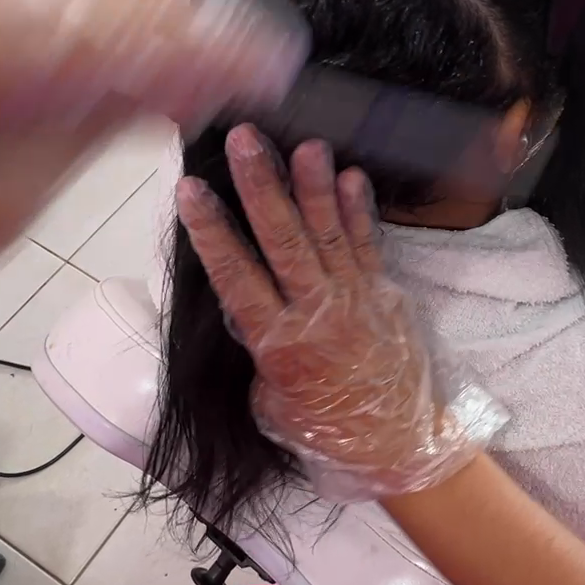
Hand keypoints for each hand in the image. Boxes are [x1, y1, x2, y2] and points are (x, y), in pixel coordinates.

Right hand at [174, 125, 504, 499]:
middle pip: (282, 241)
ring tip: (305, 145)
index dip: (212, 232)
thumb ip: (258, 344)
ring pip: (329, 235)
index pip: (236, 277)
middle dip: (261, 187)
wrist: (394, 444)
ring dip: (315, 187)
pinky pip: (370, 245)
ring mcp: (354, 297)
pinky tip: (352, 176)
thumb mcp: (270, 397)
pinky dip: (361, 211)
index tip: (189, 190)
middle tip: (245, 139)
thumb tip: (243, 300)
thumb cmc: (322, 426)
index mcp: (277, 343)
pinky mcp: (383, 293)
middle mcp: (315, 312)